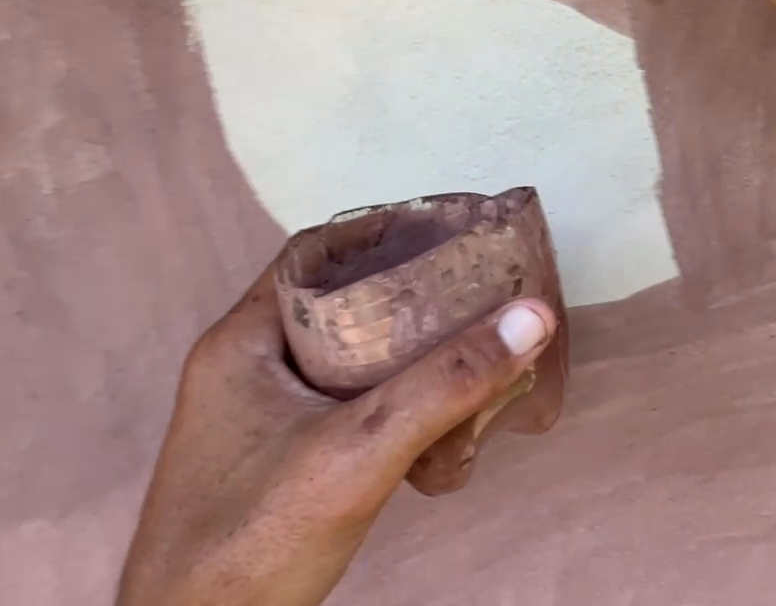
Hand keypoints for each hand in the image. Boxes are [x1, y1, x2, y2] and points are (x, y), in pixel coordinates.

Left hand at [117, 258, 558, 605]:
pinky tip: (445, 402)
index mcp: (242, 344)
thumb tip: (533, 313)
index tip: (451, 230)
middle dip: (413, 284)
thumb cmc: (254, 545)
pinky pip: (355, 396)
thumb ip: (445, 384)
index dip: (384, 230)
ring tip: (477, 330)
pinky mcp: (286, 456)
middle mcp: (250, 368)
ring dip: (412, 338)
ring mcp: (266, 417)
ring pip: (352, 350)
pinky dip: (402, 386)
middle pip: (341, 298)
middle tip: (480, 278)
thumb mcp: (358, 452)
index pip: (316, 252)